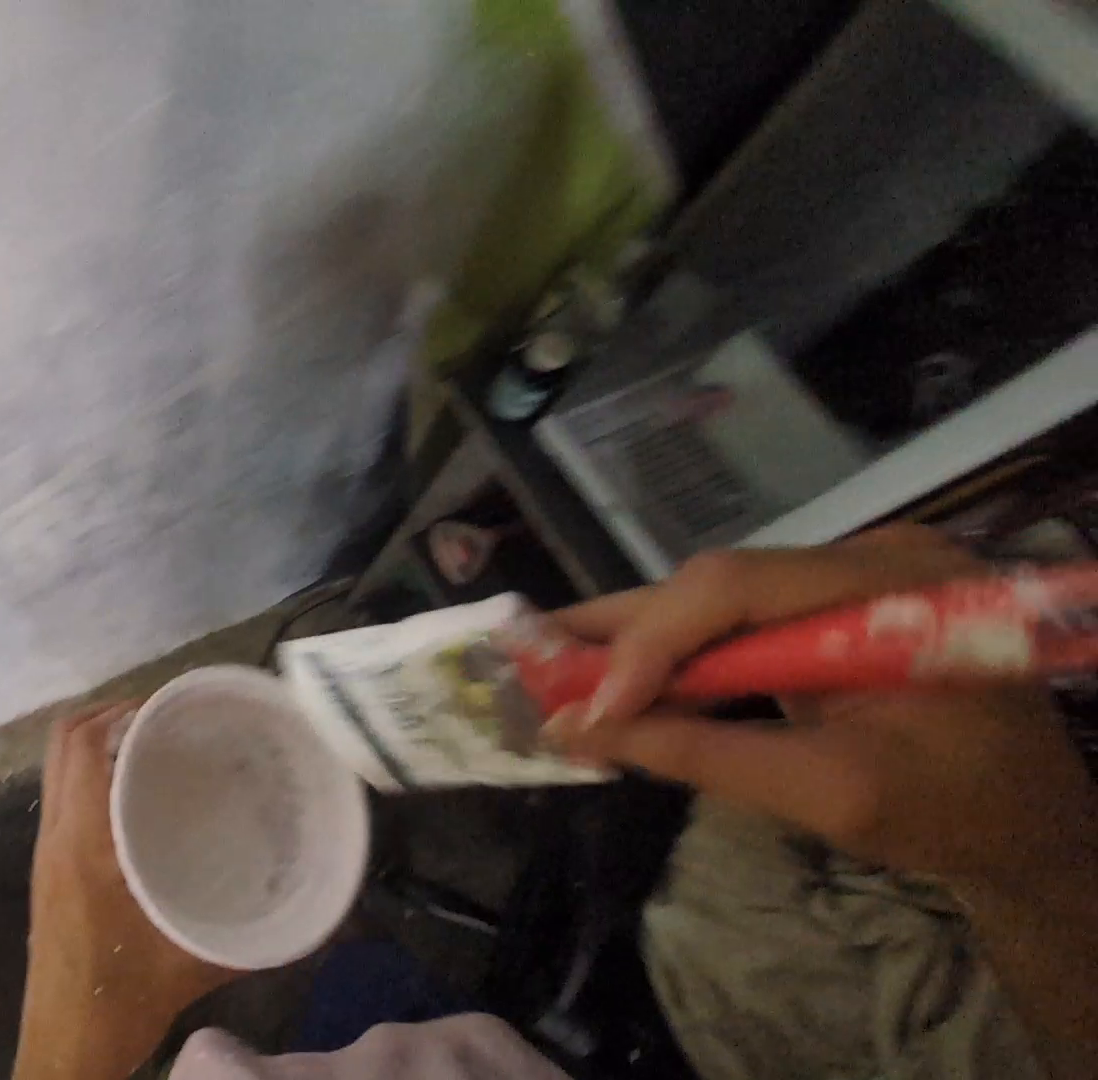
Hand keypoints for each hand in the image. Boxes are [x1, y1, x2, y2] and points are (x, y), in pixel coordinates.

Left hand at [13, 704, 241, 1079]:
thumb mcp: (191, 964)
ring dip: (94, 743)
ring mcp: (44, 850)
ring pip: (56, 767)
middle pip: (62, 743)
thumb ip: (253, 936)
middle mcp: (54, 835)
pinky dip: (88, 774)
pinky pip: (60, 794)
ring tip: (149, 746)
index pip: (83, 747)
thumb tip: (315, 917)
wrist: (62, 1050)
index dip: (118, 713)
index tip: (166, 707)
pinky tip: (132, 797)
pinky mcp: (45, 867)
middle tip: (160, 719)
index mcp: (81, 843)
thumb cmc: (119, 1001)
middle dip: (106, 716)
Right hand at [543, 525, 1097, 890]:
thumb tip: (569, 730)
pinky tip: (618, 678)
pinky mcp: (817, 600)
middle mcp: (861, 558)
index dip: (646, 642)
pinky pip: (720, 619)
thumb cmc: (951, 817)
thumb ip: (693, 753)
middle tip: (535, 667)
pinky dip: (668, 656)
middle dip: (620, 639)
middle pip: (705, 587)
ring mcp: (840, 575)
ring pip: (700, 600)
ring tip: (557, 672)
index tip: (591, 708)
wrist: (1034, 828)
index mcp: (892, 589)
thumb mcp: (823, 794)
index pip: (730, 587)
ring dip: (632, 646)